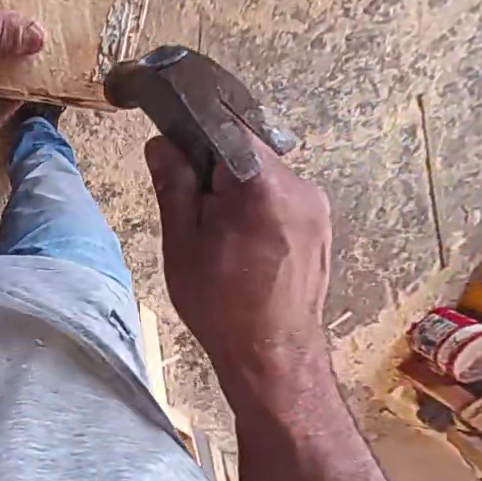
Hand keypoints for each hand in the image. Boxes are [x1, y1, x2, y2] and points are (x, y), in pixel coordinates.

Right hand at [145, 134, 334, 406]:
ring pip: (264, 177)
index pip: (228, 128)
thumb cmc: (220, 302)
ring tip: (216, 236)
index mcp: (260, 185)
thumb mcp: (181, 241)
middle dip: (213, 171)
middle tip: (190, 209)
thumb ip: (174, 185)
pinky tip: (239, 245)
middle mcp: (299, 187)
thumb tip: (162, 145)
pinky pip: (281, 199)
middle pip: (247, 153)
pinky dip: (255, 209)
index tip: (174, 154)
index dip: (196, 135)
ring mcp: (315, 207)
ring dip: (235, 192)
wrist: (271, 352)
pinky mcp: (319, 226)